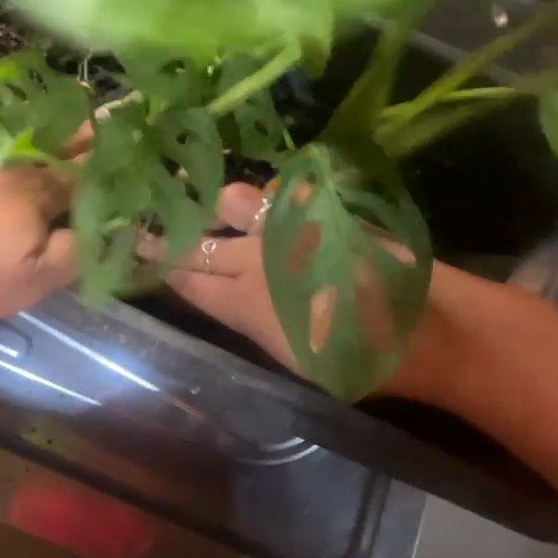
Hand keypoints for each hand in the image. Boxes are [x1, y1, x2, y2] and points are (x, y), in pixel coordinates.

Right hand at [161, 181, 452, 401]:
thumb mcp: (293, 360)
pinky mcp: (325, 211)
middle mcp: (256, 259)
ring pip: (234, 202)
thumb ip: (253, 323)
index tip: (131, 254)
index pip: (185, 280)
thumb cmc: (359, 366)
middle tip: (139, 229)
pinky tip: (277, 208)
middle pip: (197, 243)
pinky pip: (284, 192)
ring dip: (219, 208)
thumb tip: (230, 300)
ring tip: (215, 213)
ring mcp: (291, 229)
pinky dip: (274, 199)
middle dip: (164, 238)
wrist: (425, 330)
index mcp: (242, 304)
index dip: (157, 268)